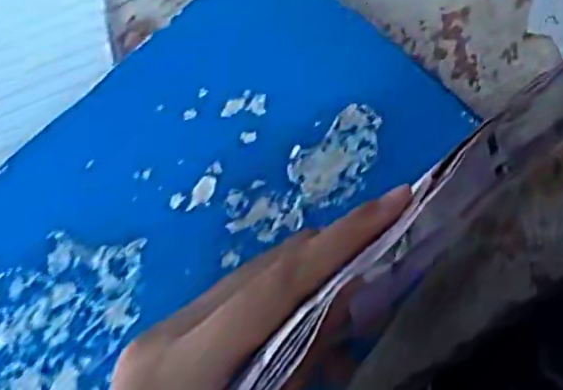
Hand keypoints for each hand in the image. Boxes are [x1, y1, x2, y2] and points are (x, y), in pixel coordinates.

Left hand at [113, 186, 412, 389]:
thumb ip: (305, 358)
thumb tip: (353, 293)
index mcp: (181, 365)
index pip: (279, 280)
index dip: (345, 237)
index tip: (401, 197)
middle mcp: (166, 334)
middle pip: (274, 267)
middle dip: (337, 253)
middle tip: (392, 252)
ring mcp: (162, 336)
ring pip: (262, 277)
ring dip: (315, 283)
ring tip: (357, 315)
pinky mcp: (166, 345)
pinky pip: (244, 302)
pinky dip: (286, 309)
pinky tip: (313, 345)